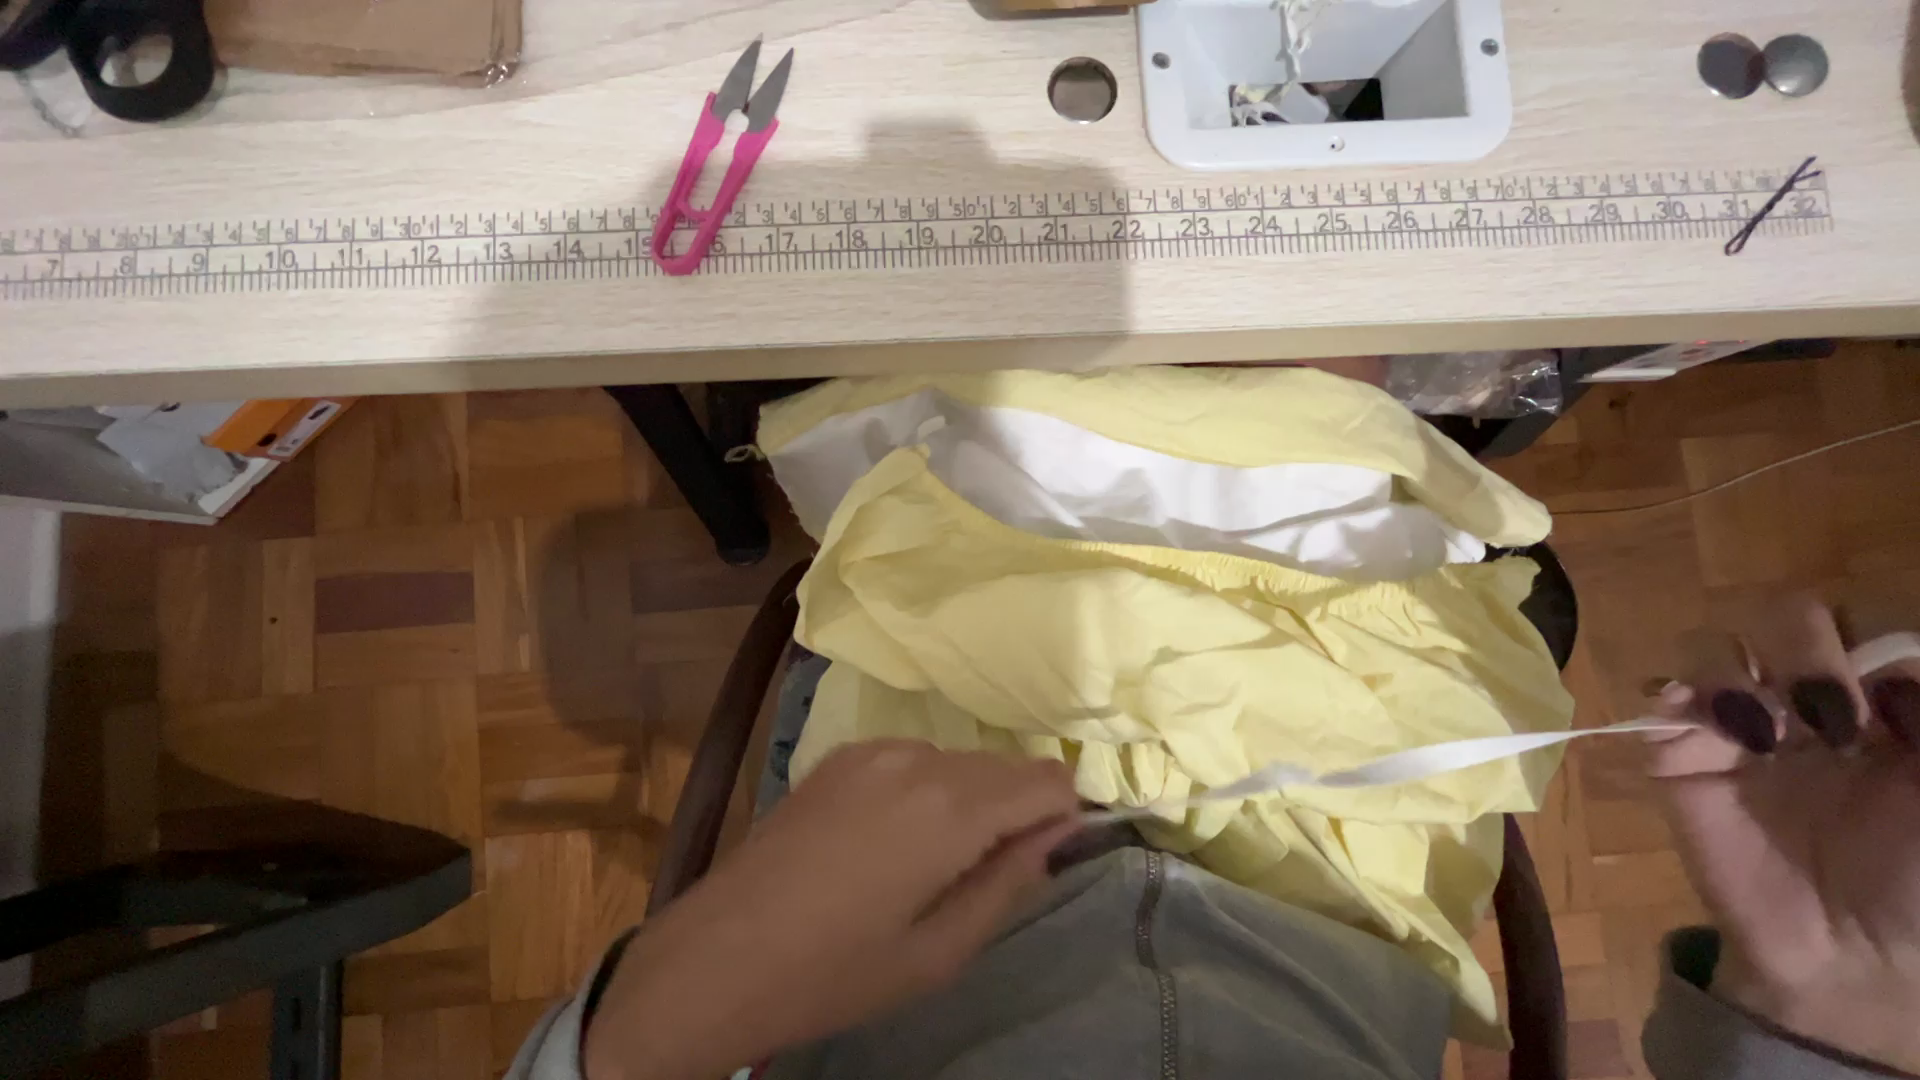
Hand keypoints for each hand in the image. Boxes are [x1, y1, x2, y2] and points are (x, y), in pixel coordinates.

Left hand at [582, 740, 1080, 1079]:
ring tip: (930, 862)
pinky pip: (913, 759)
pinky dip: (926, 788)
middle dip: (1017, 809)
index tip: (1045, 855)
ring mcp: (873, 751)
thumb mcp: (940, 951)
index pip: (1047, 779)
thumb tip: (1056, 834)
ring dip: (969, 799)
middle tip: (987, 874)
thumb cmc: (836, 970)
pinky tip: (888, 839)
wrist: (718, 954)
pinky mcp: (840, 755)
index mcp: (950, 809)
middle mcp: (917, 759)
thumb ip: (1009, 881)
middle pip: (1004, 766)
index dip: (1062, 812)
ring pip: (959, 760)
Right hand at [1647, 596, 1919, 1071]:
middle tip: (1835, 718)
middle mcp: (1809, 701)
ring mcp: (1738, 722)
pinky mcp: (1677, 748)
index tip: (1901, 712)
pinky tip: (1720, 730)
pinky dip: (1683, 692)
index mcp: (1888, 708)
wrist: (1852, 950)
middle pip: (1791, 617)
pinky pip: (1661, 690)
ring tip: (1770, 736)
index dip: (1883, 652)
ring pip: (1717, 641)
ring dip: (1746, 671)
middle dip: (1811, 650)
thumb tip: (1895, 668)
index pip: (1872, 631)